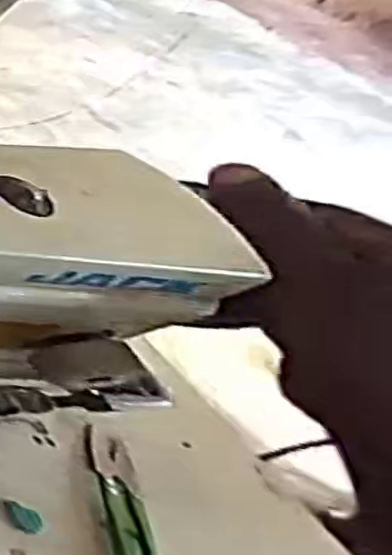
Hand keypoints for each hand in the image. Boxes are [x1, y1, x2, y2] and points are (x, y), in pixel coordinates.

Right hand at [206, 164, 391, 456]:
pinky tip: (270, 360)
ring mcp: (382, 339)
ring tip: (215, 313)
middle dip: (249, 265)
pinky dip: (286, 345)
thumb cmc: (380, 366)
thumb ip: (275, 225)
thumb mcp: (319, 284)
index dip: (248, 213)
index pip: (316, 216)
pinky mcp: (374, 381)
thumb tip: (232, 173)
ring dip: (261, 306)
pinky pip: (317, 343)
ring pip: (311, 303)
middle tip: (189, 269)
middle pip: (312, 260)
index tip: (184, 221)